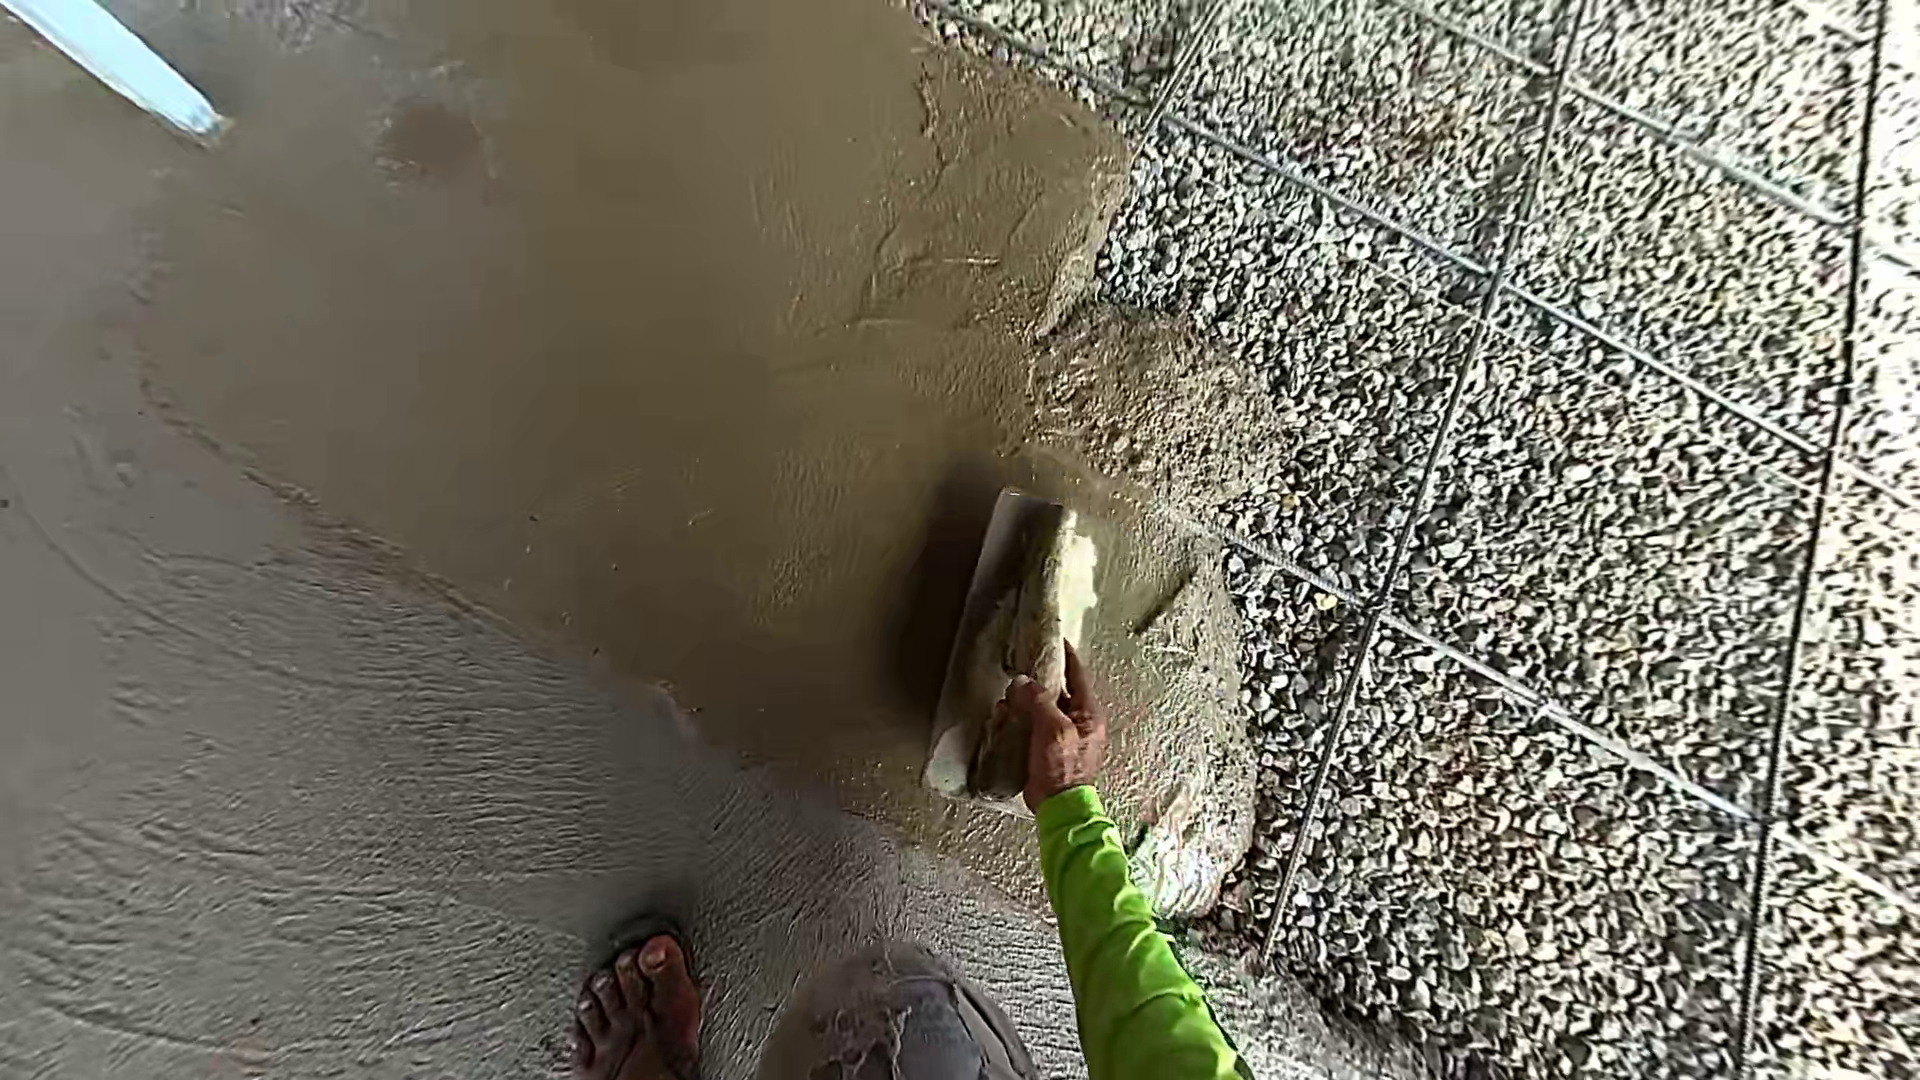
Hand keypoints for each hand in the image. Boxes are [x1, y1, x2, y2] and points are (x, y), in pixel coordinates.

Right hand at [997, 640, 1108, 812]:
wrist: (1059, 808)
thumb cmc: (1062, 766)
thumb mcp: (1053, 728)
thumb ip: (1039, 701)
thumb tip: (1022, 681)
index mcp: (1089, 713)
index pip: (1078, 674)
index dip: (1066, 655)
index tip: (1054, 639)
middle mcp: (1079, 721)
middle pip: (1057, 690)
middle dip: (1036, 681)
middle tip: (1018, 672)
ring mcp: (1063, 735)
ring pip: (1041, 707)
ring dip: (1023, 702)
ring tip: (1006, 701)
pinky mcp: (1047, 748)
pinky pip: (1032, 725)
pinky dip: (1019, 719)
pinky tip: (1004, 719)